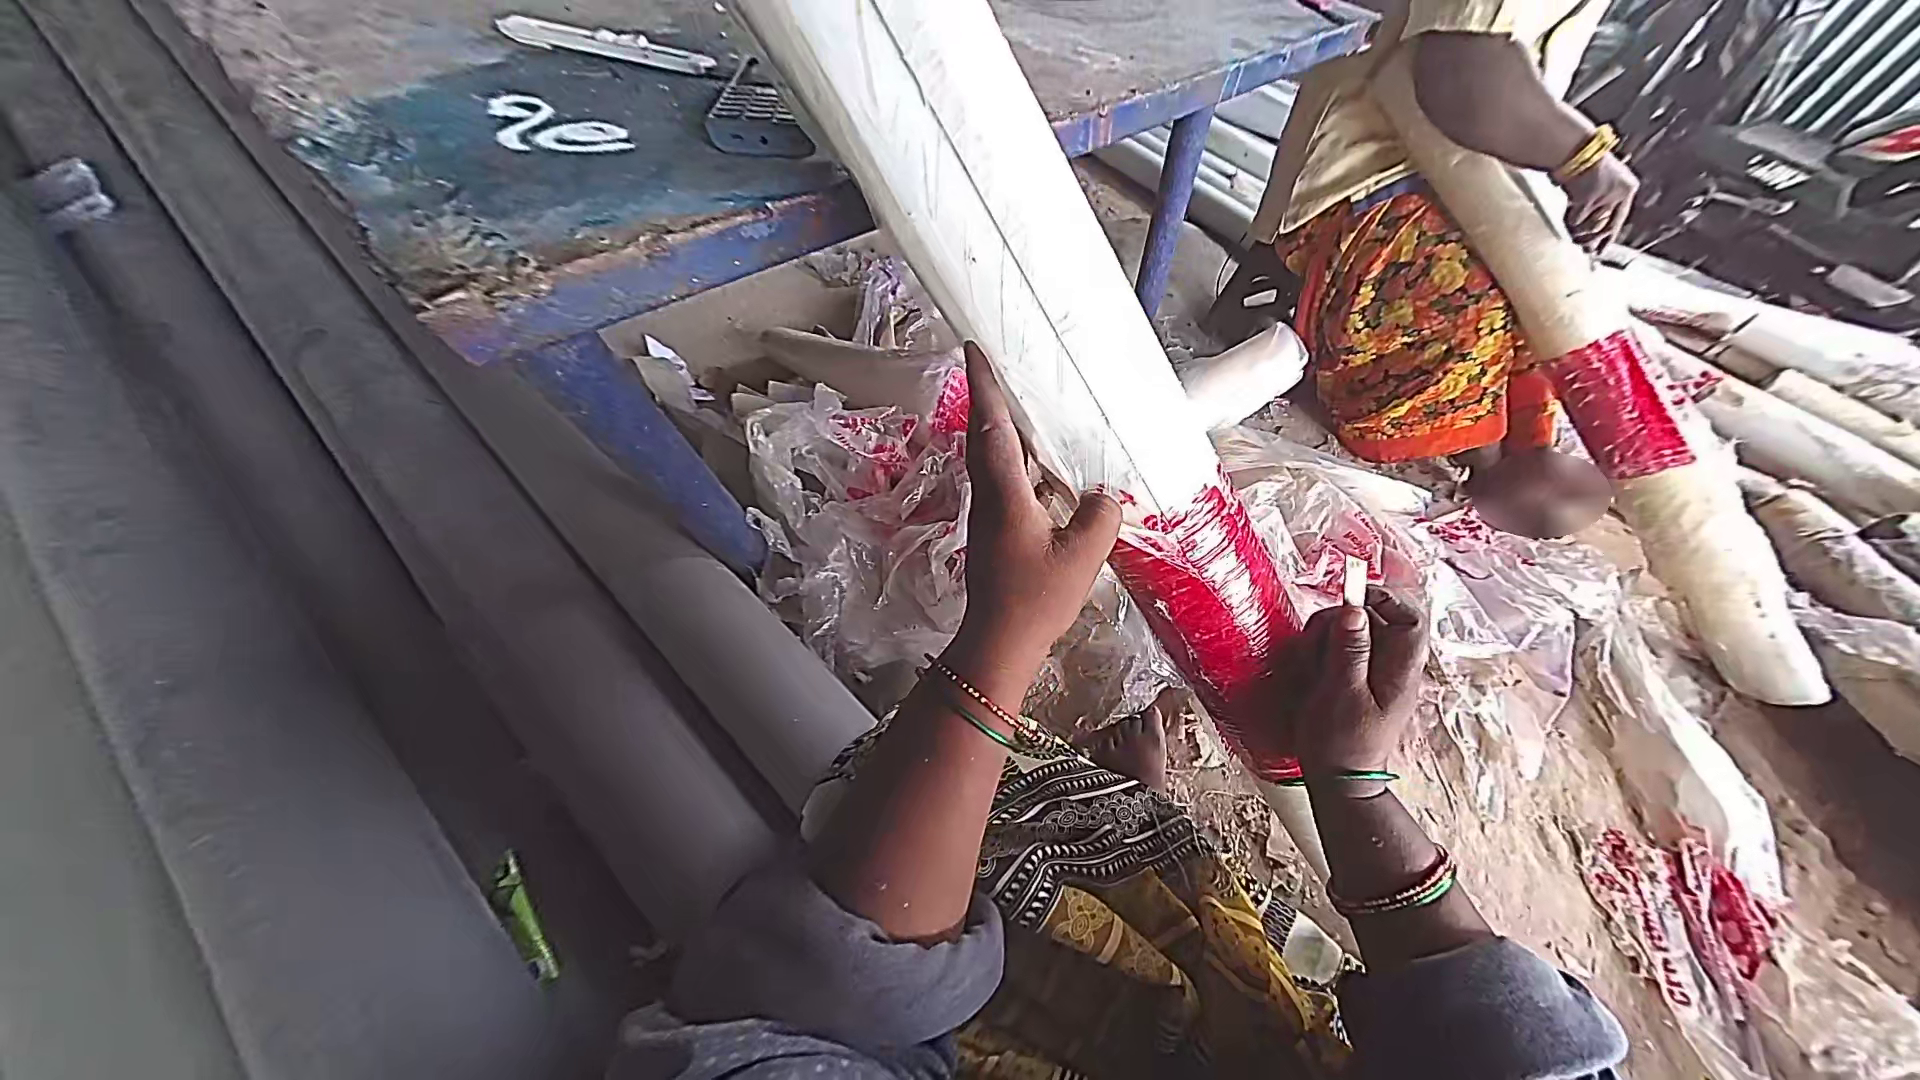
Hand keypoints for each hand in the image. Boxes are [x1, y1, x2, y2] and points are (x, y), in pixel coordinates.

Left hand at [949, 342, 1120, 674]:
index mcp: (1005, 494)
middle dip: (988, 397)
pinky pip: (999, 479)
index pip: (992, 427)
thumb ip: (1101, 514)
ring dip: (998, 426)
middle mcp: (989, 497)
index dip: (985, 386)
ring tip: (1019, 404)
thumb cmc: (1036, 598)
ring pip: (988, 458)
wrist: (1000, 639)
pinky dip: (1011, 457)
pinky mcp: (992, 529)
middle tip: (997, 366)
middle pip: (983, 435)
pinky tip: (1033, 462)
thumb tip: (1106, 495)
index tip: (972, 349)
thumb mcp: (1083, 555)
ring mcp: (987, 514)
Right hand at [1280, 589, 1429, 773]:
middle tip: (1316, 639)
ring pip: (1352, 634)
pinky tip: (1312, 668)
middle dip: (1341, 621)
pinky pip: (1339, 651)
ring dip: (1327, 637)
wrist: (1337, 777)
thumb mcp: (1342, 693)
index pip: (1409, 619)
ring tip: (1313, 660)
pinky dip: (1322, 651)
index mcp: (1399, 670)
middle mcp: (1390, 667)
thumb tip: (1355, 610)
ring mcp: (1371, 673)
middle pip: (1375, 621)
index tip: (1348, 597)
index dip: (1384, 600)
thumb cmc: (1342, 740)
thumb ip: (1350, 651)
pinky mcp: (1352, 679)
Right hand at [1560, 151, 1638, 253]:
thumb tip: (1589, 229)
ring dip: (1578, 230)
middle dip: (1592, 239)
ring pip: (1589, 226)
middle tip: (1581, 248)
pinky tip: (1567, 214)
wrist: (1576, 153)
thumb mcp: (1601, 185)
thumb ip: (1601, 202)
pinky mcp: (1590, 198)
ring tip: (1571, 228)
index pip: (1619, 219)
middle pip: (1605, 227)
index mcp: (1628, 189)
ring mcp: (1606, 196)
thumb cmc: (1583, 168)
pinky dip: (1569, 220)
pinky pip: (1576, 220)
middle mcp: (1621, 193)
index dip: (1609, 237)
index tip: (1599, 251)